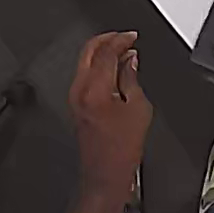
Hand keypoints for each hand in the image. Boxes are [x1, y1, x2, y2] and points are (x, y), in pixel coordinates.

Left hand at [68, 31, 151, 210]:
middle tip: (124, 37)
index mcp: (95, 89)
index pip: (105, 52)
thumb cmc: (122, 151)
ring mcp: (75, 96)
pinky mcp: (75, 103)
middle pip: (89, 50)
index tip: (131, 36)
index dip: (120, 40)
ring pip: (85, 60)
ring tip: (123, 51)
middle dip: (107, 39)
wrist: (105, 175)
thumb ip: (132, 79)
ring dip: (102, 51)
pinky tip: (113, 68)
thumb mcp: (138, 109)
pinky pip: (85, 74)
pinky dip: (98, 65)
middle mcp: (80, 90)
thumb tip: (130, 60)